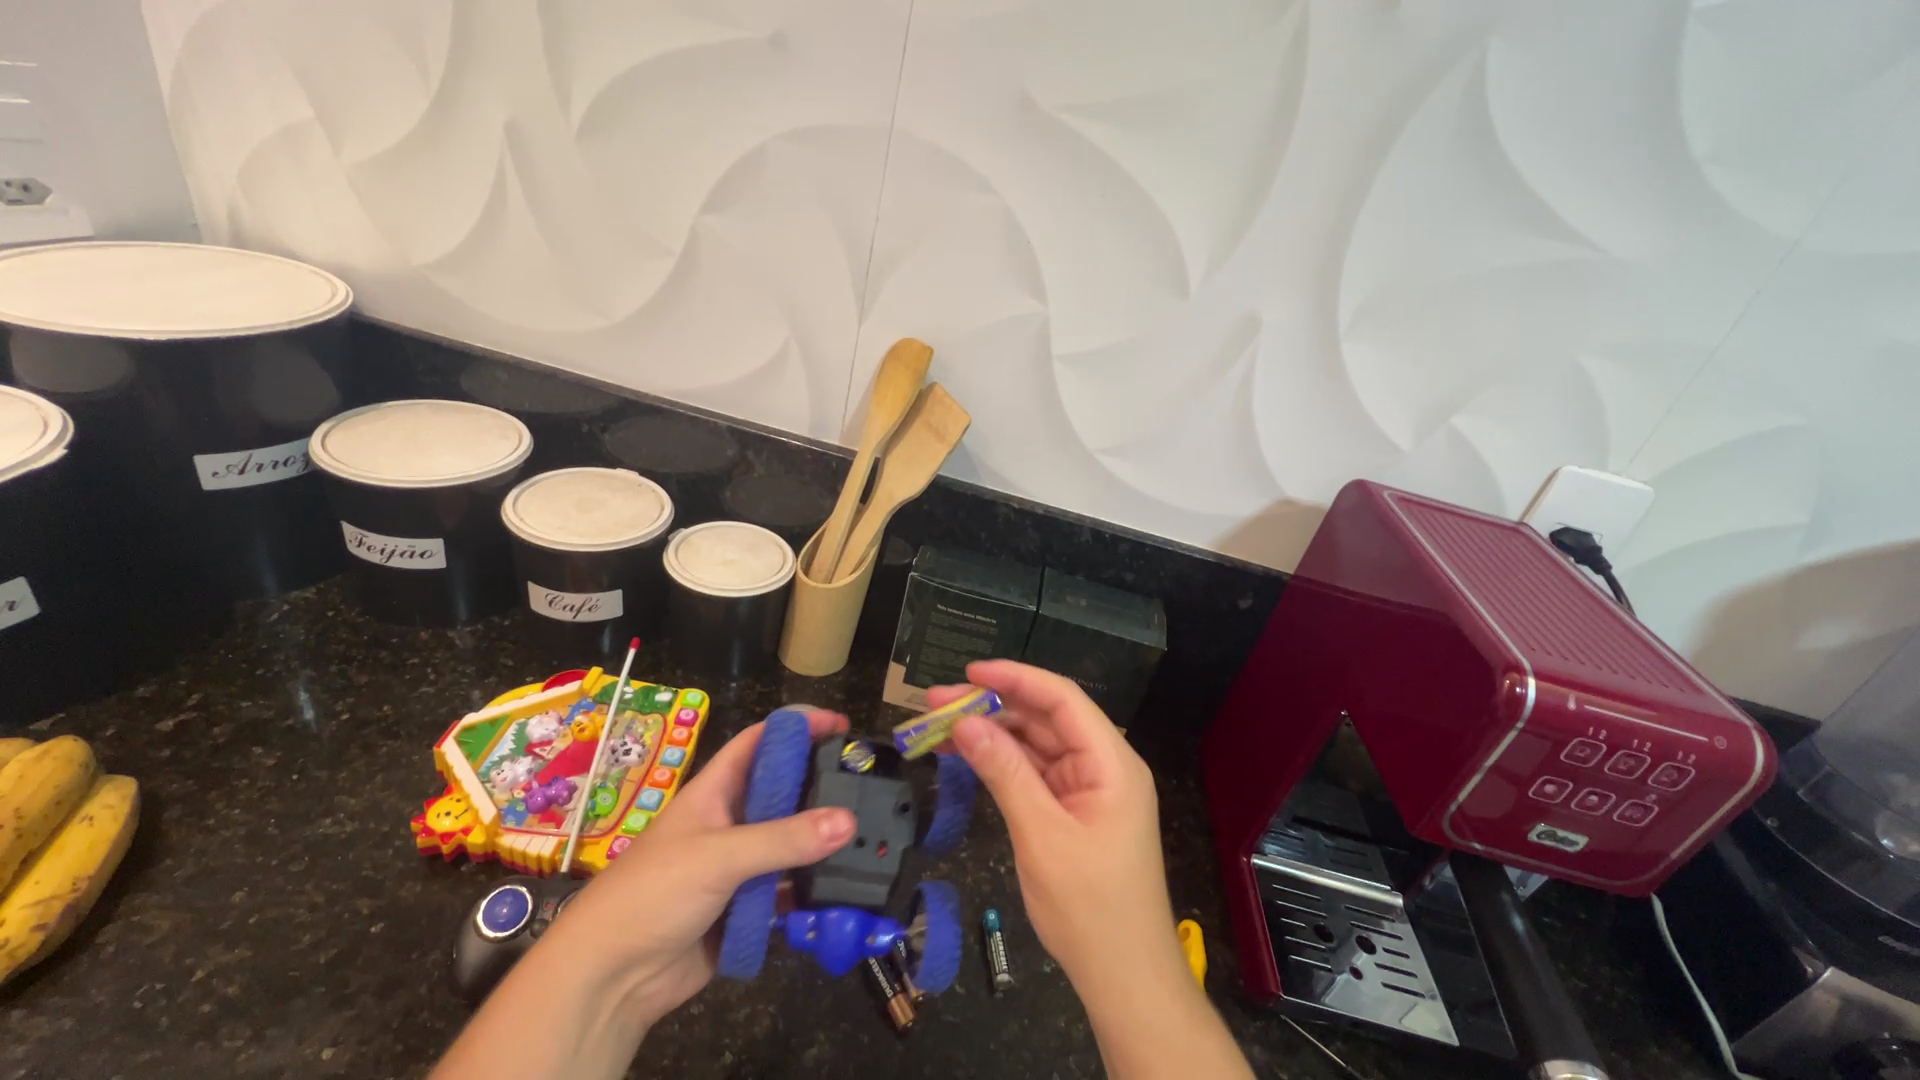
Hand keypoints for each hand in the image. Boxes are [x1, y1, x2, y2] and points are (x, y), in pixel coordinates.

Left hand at [543, 707, 855, 1026]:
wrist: (611, 978)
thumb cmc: (653, 894)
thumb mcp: (718, 856)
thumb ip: (784, 840)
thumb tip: (849, 820)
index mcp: (714, 794)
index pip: (759, 743)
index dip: (796, 728)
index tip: (840, 725)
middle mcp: (729, 824)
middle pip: (782, 794)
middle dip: (820, 787)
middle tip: (867, 786)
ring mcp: (737, 869)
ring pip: (789, 845)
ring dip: (821, 844)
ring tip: (870, 837)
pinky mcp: (745, 910)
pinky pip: (787, 892)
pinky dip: (812, 891)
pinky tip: (845, 890)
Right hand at [926, 661, 1181, 989]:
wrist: (1123, 976)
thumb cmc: (1089, 907)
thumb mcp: (1041, 835)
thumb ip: (1005, 773)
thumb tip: (965, 723)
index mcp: (1112, 763)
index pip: (1063, 699)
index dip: (1016, 678)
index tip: (968, 672)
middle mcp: (1103, 767)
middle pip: (1046, 719)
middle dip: (993, 706)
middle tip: (936, 702)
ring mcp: (1088, 790)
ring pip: (1036, 745)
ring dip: (993, 734)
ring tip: (940, 726)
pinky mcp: (1073, 812)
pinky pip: (1035, 774)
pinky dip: (1002, 764)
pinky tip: (966, 756)